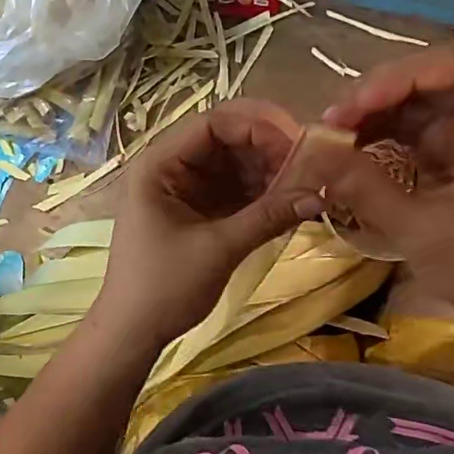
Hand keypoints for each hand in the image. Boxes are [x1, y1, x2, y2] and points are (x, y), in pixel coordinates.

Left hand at [91, 100, 325, 344]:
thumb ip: (267, 217)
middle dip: (267, 149)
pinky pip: (230, 188)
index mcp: (158, 165)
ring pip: (231, 164)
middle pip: (224, 140)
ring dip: (266, 171)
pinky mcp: (194, 210)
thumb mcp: (218, 249)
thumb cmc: (164, 286)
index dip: (257, 127)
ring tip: (303, 187)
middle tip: (309, 167)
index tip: (299, 144)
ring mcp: (181, 189)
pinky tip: (287, 202)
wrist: (133, 329)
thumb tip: (320, 195)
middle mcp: (168, 168)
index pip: (212, 124)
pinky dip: (257, 193)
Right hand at [319, 42, 453, 357]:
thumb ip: (364, 187)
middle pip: (440, 82)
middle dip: (381, 96)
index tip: (356, 105)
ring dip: (382, 117)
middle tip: (334, 125)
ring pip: (431, 108)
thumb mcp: (423, 234)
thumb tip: (311, 151)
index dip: (404, 74)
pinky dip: (394, 141)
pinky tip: (362, 157)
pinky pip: (432, 137)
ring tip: (339, 141)